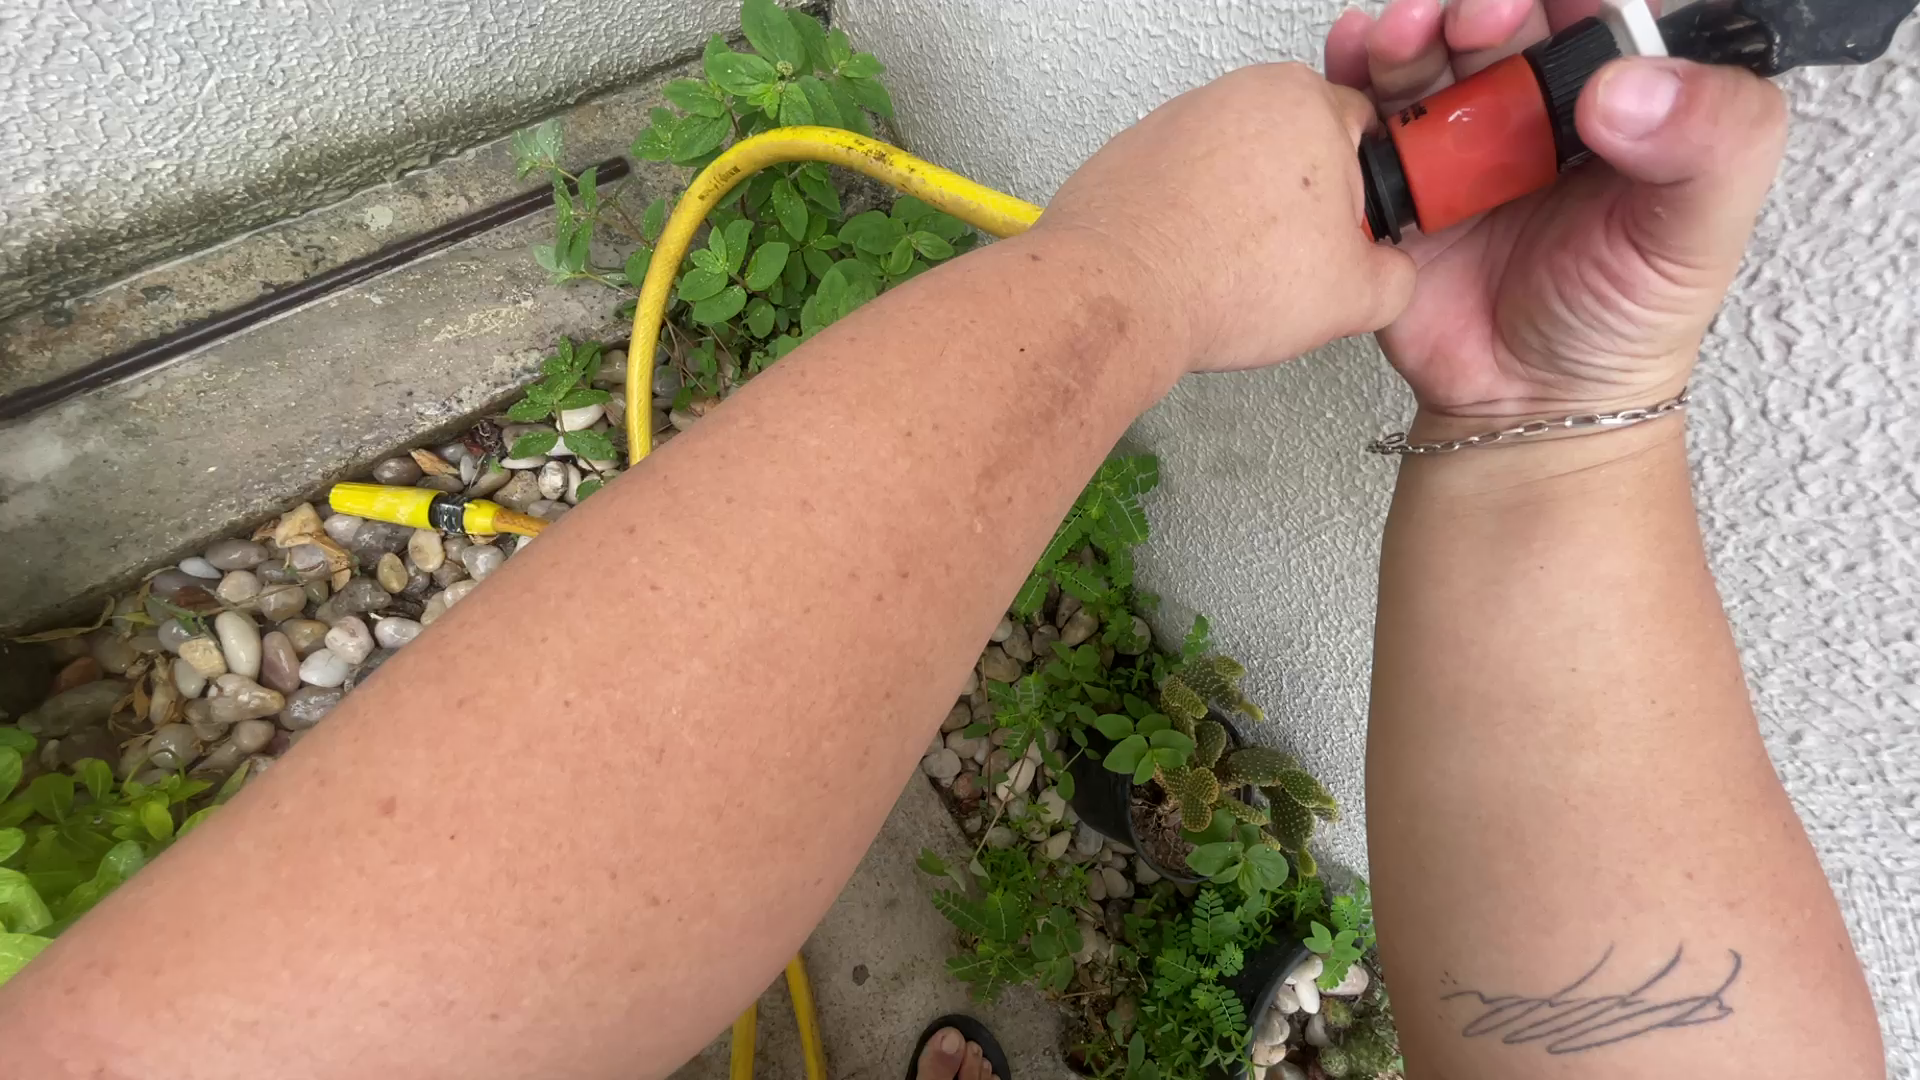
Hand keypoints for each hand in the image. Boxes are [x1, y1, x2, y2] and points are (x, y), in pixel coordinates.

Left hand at [1034, 62, 1415, 373]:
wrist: (1115, 301)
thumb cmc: (1217, 283)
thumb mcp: (1350, 297)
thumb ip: (1393, 277)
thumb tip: (1386, 277)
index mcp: (1302, 103)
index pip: (1359, 139)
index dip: (1357, 200)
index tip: (1338, 239)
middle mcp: (1230, 97)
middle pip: (1286, 153)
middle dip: (1289, 208)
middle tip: (1275, 264)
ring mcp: (1167, 126)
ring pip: (1223, 173)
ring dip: (1229, 216)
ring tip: (1218, 271)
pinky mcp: (1120, 161)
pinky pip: (1169, 192)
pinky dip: (1177, 223)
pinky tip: (1177, 266)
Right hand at [1325, 0, 1787, 423]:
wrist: (1526, 399)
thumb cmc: (1621, 316)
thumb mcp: (1702, 225)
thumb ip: (1708, 138)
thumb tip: (1617, 86)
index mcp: (1607, 103)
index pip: (1585, 14)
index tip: (1532, 4)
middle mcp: (1522, 122)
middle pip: (1486, 34)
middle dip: (1464, 10)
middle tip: (1460, 24)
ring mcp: (1450, 165)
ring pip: (1418, 79)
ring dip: (1399, 45)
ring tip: (1392, 38)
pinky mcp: (1392, 209)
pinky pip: (1364, 150)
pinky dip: (1348, 101)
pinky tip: (1345, 66)